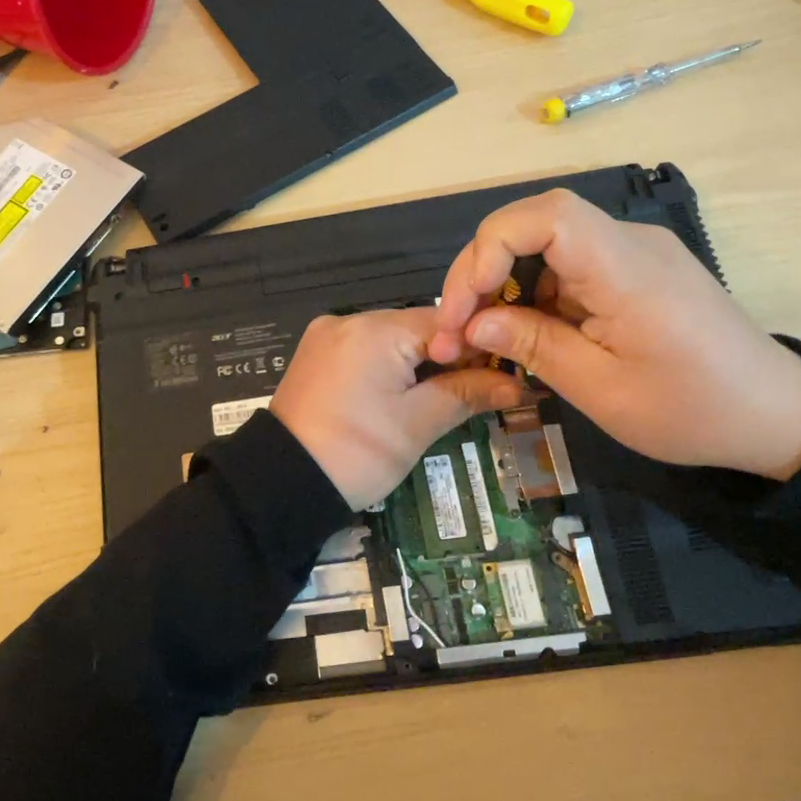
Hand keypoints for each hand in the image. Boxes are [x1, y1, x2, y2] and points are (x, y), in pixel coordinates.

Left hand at [270, 308, 522, 509]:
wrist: (282, 481)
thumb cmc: (357, 452)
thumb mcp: (417, 425)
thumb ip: (467, 394)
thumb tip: (517, 383)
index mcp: (376, 329)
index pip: (446, 322)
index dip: (479, 346)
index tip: (506, 373)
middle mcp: (349, 319)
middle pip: (418, 328)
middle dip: (449, 356)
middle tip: (481, 391)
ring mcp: (327, 336)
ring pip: (391, 340)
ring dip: (419, 363)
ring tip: (444, 398)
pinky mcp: (315, 356)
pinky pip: (364, 351)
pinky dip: (388, 368)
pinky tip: (402, 396)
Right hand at [428, 189, 800, 480]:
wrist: (776, 414)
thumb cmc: (692, 410)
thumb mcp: (603, 390)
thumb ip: (534, 345)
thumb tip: (474, 321)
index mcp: (627, 269)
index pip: (546, 217)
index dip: (491, 247)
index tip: (467, 306)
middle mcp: (630, 244)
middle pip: (535, 224)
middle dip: (482, 269)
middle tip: (456, 327)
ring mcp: (634, 253)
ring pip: (544, 244)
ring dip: (502, 283)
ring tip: (480, 335)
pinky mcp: (635, 269)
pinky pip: (568, 264)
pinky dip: (533, 292)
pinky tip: (524, 332)